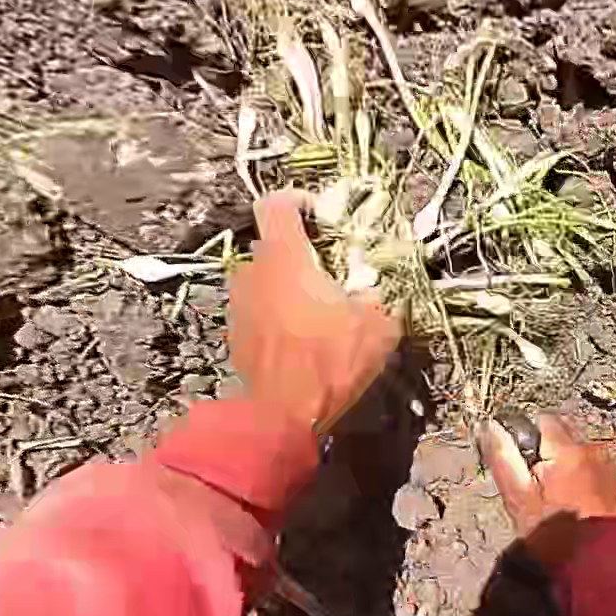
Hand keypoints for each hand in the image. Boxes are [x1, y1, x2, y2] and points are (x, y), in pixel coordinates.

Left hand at [228, 192, 399, 431]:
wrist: (284, 415)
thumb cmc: (331, 363)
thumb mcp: (378, 329)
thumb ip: (380, 299)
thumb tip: (375, 292)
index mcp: (286, 258)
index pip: (277, 205)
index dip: (297, 200)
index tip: (319, 214)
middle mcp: (253, 272)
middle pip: (273, 246)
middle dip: (301, 253)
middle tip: (330, 274)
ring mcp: (239, 305)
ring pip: (265, 280)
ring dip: (287, 287)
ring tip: (315, 312)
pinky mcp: (235, 335)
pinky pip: (258, 311)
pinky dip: (276, 316)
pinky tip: (298, 341)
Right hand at [480, 414, 615, 535]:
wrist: (603, 565)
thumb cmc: (556, 534)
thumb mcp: (520, 499)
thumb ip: (504, 460)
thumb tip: (491, 428)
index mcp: (567, 450)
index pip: (540, 419)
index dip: (522, 434)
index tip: (514, 459)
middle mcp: (591, 450)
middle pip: (560, 433)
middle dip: (542, 448)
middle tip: (530, 480)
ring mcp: (606, 467)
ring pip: (576, 451)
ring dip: (561, 463)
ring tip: (550, 496)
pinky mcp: (614, 484)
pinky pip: (589, 468)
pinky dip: (576, 476)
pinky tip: (569, 502)